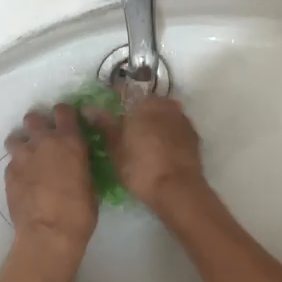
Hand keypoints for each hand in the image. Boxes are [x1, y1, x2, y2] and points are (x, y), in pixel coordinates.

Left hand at [3, 104, 98, 258]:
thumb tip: (77, 164)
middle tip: (43, 139)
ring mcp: (22, 157)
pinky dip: (17, 167)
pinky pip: (11, 162)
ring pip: (14, 138)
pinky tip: (23, 180)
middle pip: (33, 118)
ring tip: (28, 157)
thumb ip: (80, 165)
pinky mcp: (8, 174)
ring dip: (21, 144)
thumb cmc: (79, 211)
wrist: (49, 232)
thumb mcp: (90, 183)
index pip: (63, 111)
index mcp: (69, 140)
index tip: (65, 121)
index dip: (63, 114)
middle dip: (37, 125)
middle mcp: (43, 142)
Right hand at [85, 94, 207, 213]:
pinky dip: (166, 133)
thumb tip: (88, 107)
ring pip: (163, 113)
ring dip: (153, 121)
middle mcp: (165, 104)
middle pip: (146, 101)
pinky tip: (160, 149)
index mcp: (144, 103)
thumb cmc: (140, 168)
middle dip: (135, 111)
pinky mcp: (193, 135)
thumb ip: (104, 124)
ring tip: (142, 141)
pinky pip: (175, 127)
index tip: (108, 112)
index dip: (114, 99)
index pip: (125, 90)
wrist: (178, 190)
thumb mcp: (115, 148)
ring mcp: (183, 119)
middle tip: (125, 130)